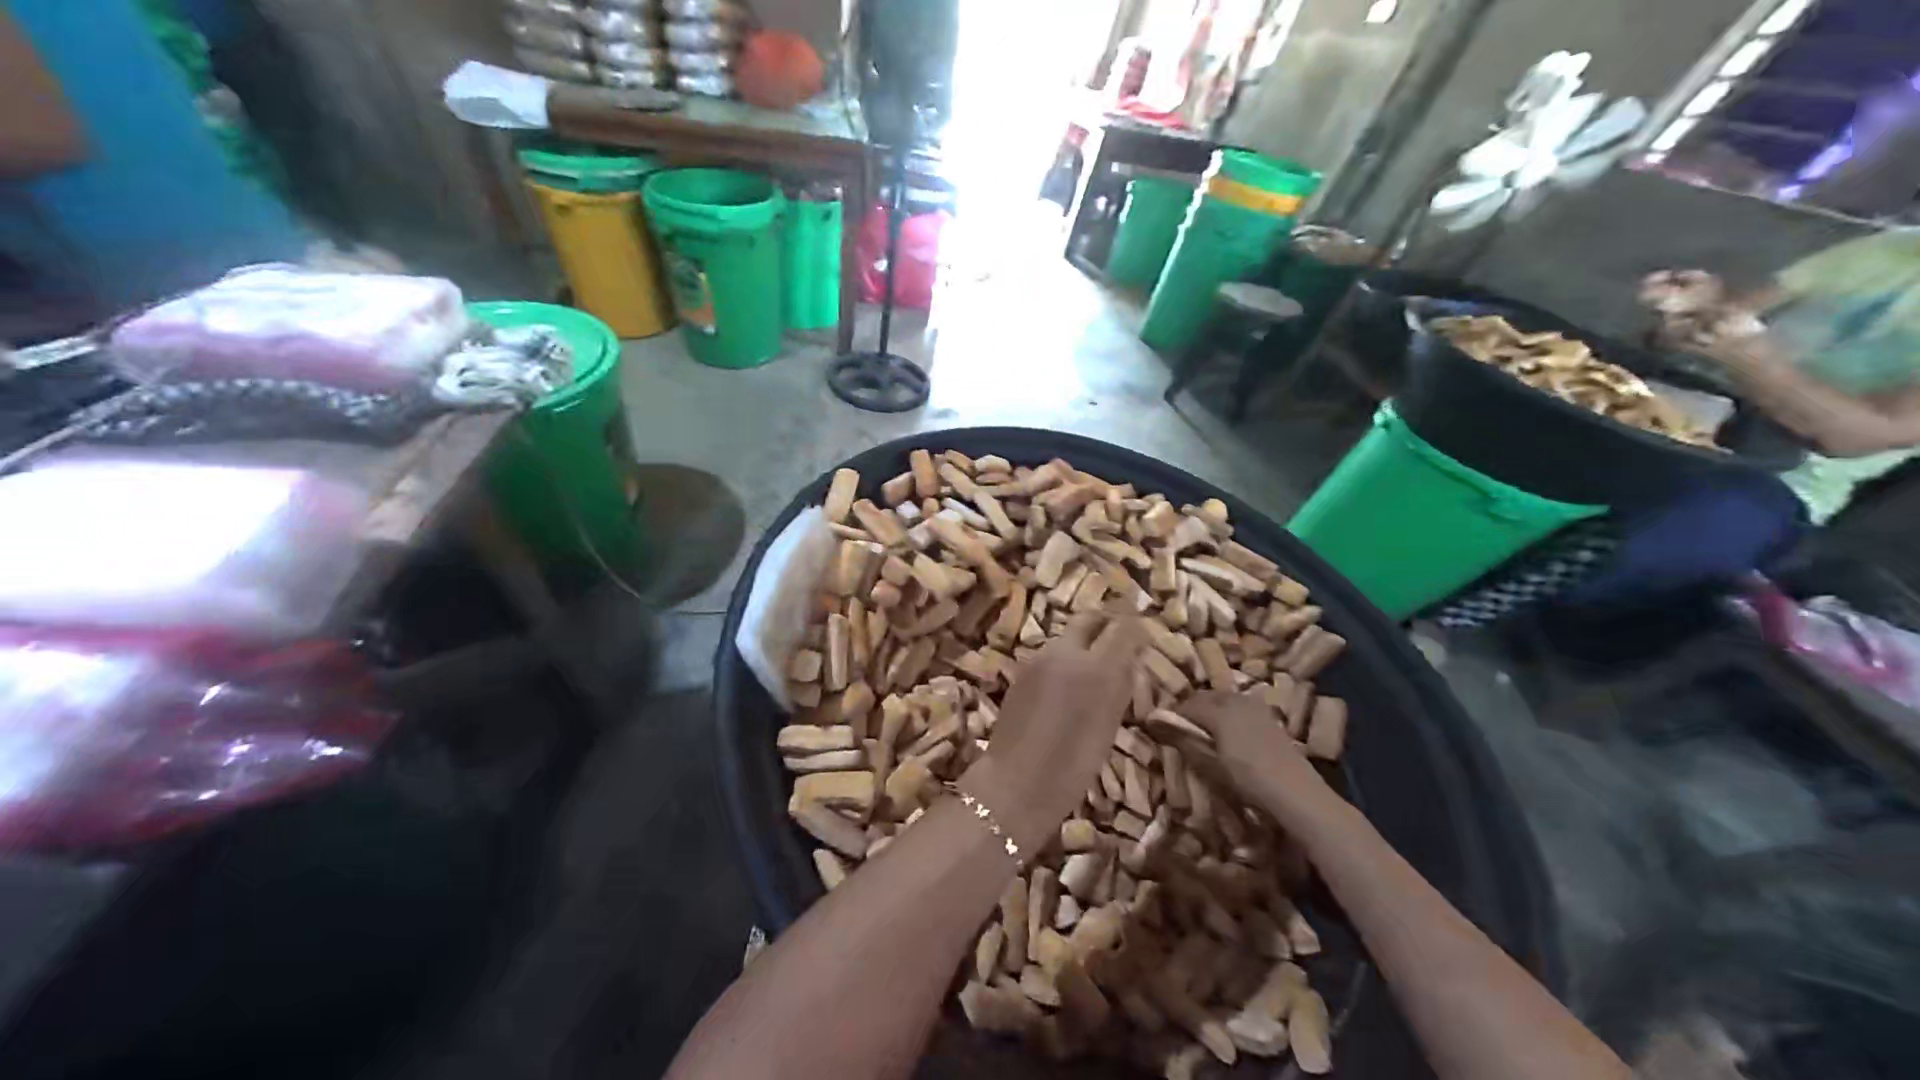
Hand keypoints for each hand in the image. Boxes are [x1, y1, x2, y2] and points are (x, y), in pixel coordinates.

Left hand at [961, 613, 1146, 850]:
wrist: (1015, 782)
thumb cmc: (1072, 766)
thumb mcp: (1109, 727)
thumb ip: (1120, 687)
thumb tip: (1129, 662)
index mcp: (1096, 668)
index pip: (1124, 627)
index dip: (1137, 628)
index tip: (1144, 637)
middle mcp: (1065, 653)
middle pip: (1088, 619)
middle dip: (1106, 623)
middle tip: (1119, 640)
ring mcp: (1038, 659)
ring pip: (1067, 637)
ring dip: (1083, 644)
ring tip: (1094, 669)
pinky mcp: (1020, 671)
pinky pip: (1050, 656)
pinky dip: (1064, 661)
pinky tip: (1067, 685)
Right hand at [1179, 691, 1337, 829]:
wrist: (1296, 791)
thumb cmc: (1246, 779)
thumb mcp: (1209, 764)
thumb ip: (1183, 740)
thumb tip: (1155, 723)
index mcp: (1218, 710)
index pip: (1187, 704)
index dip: (1173, 715)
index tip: (1164, 729)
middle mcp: (1236, 700)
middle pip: (1205, 696)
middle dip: (1191, 708)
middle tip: (1184, 729)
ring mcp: (1255, 706)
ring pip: (1224, 698)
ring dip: (1211, 708)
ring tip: (1206, 730)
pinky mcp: (1269, 717)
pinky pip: (1240, 705)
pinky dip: (1229, 712)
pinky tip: (1230, 732)